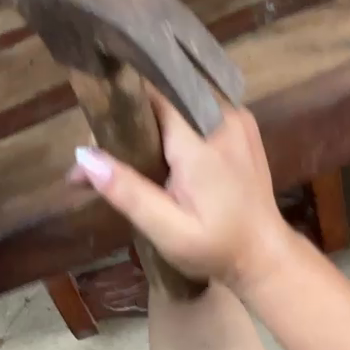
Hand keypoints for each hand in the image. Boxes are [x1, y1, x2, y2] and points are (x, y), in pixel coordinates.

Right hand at [70, 94, 290, 289]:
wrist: (265, 254)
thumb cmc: (216, 247)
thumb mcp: (167, 230)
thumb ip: (127, 192)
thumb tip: (84, 158)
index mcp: (201, 141)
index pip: (151, 95)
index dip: (120, 110)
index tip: (98, 139)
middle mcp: (221, 117)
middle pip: (162, 97)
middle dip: (130, 122)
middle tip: (105, 159)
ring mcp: (236, 118)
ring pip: (177, 102)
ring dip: (150, 124)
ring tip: (130, 160)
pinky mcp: (240, 125)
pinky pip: (195, 111)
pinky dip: (173, 127)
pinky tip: (162, 158)